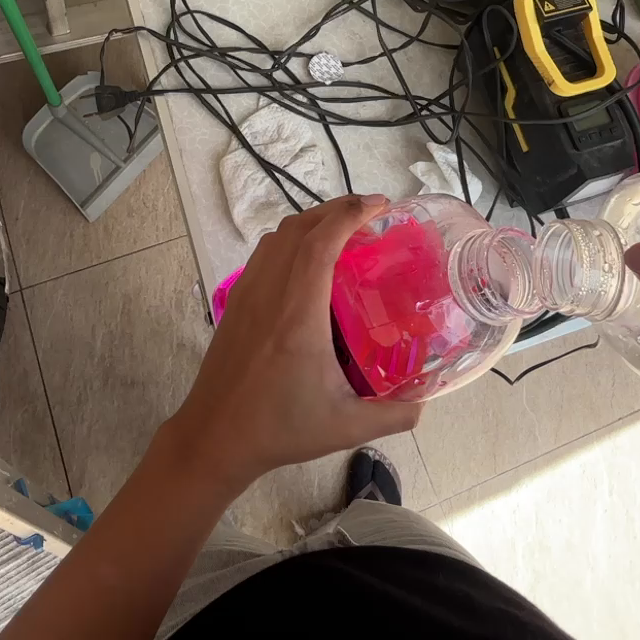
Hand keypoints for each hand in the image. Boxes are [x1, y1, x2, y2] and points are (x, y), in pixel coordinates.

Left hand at [163, 194, 422, 488]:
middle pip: (300, 226)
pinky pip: (265, 252)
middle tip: (372, 213)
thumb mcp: (345, 427)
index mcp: (298, 313)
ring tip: (344, 230)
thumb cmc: (279, 428)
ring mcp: (247, 291)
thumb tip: (425, 403)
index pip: (321, 242)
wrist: (214, 435)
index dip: (351, 214)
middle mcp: (270, 291)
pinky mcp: (236, 299)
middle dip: (338, 208)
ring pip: (278, 234)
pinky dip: (291, 238)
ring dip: (313, 220)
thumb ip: (392, 415)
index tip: (381, 205)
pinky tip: (309, 258)